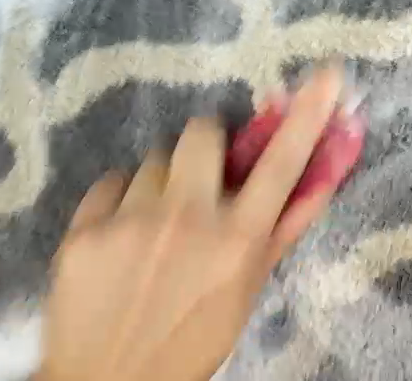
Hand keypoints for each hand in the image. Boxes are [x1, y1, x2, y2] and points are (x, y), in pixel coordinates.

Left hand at [38, 66, 351, 380]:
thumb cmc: (194, 337)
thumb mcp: (248, 288)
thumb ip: (284, 225)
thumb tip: (326, 170)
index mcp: (237, 239)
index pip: (283, 163)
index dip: (308, 113)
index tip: (327, 73)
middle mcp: (188, 221)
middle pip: (201, 132)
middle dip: (205, 146)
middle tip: (199, 175)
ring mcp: (132, 223)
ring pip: (153, 160)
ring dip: (159, 183)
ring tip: (152, 225)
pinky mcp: (84, 232)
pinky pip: (110, 182)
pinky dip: (118, 201)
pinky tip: (118, 236)